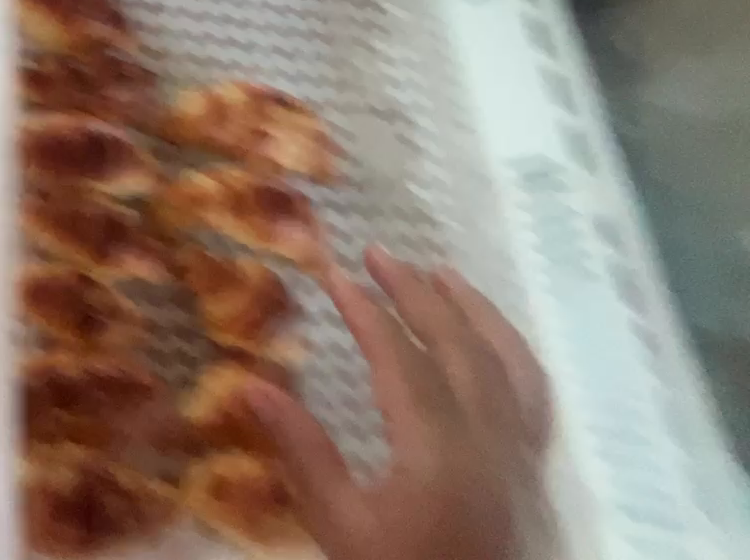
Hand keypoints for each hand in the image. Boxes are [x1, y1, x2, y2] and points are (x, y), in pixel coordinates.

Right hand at [245, 247, 553, 559]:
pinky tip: (486, 338)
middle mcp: (490, 447)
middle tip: (378, 252)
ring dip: (475, 313)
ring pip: (511, 368)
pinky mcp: (532, 473)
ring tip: (442, 274)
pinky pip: (531, 396)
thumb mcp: (339, 526)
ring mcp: (521, 459)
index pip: (402, 361)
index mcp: (439, 455)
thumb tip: (247, 384)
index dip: (368, 312)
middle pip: (461, 351)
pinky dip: (509, 352)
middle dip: (419, 294)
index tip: (333, 273)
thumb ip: (302, 451)